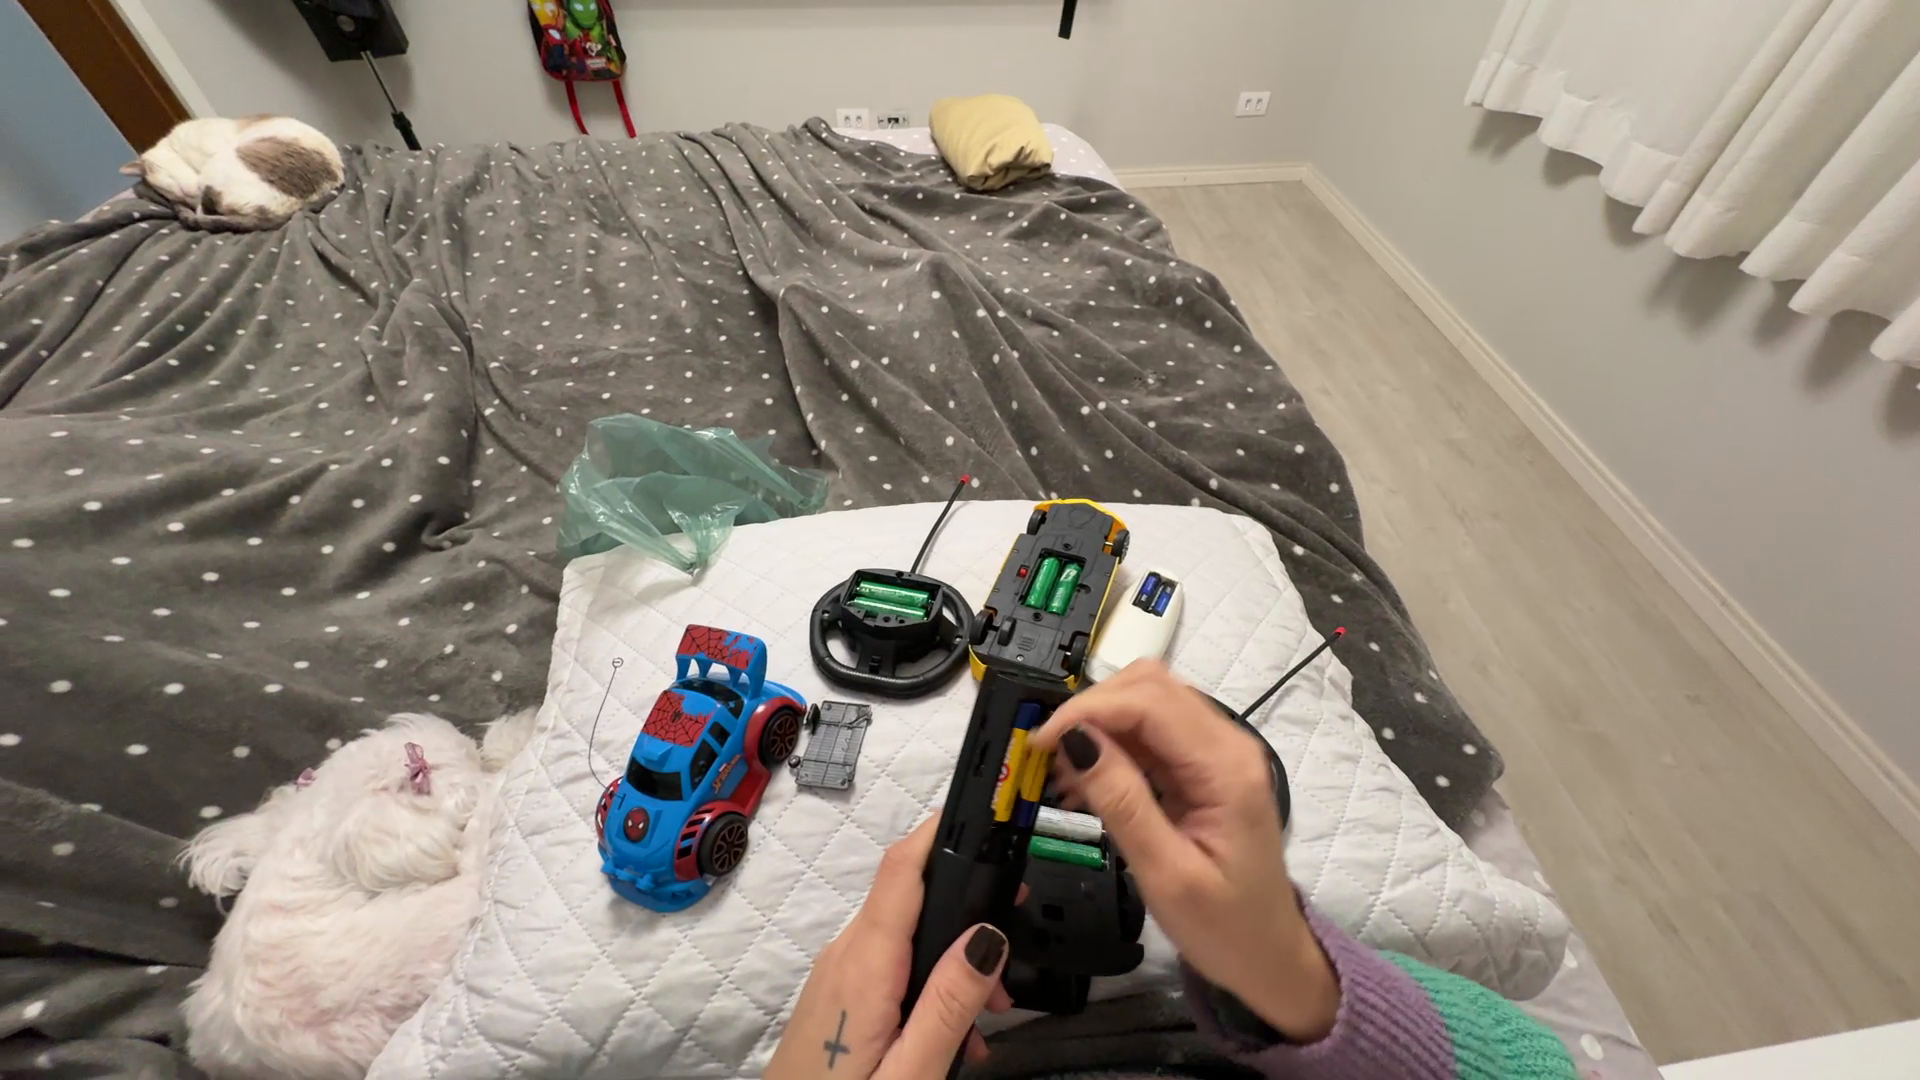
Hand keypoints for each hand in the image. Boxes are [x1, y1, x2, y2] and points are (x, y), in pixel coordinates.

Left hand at [766, 815, 1013, 1079]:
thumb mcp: (911, 1072)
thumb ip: (950, 1002)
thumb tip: (988, 933)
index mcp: (865, 961)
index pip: (902, 867)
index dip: (939, 829)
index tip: (983, 817)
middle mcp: (845, 953)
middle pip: (912, 899)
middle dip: (966, 915)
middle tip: (1011, 966)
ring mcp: (836, 974)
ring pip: (904, 936)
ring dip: (950, 960)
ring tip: (986, 1021)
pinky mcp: (836, 996)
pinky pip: (888, 966)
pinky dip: (926, 982)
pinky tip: (950, 1035)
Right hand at [1029, 660, 1338, 1041]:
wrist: (1270, 959)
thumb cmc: (1225, 928)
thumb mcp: (1166, 874)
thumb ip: (1122, 801)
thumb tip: (1075, 739)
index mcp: (1226, 767)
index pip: (1149, 701)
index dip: (1089, 709)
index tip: (1042, 741)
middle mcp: (1226, 742)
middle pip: (1149, 685)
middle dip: (1091, 706)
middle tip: (1049, 750)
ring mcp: (1215, 749)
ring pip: (1145, 699)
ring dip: (1098, 720)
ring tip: (1063, 767)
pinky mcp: (1200, 762)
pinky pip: (1149, 729)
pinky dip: (1110, 740)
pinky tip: (1085, 776)